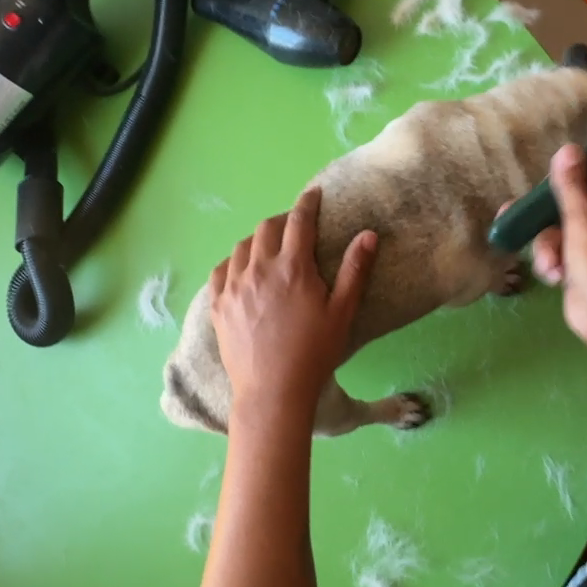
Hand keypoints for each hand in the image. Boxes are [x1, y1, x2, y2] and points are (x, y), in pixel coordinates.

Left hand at [208, 187, 376, 429]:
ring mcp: (234, 286)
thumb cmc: (314, 353)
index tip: (313, 195)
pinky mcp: (218, 305)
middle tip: (294, 228)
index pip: (299, 221)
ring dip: (257, 240)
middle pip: (267, 228)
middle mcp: (259, 268)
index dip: (308, 203)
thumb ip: (354, 270)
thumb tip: (368, 234)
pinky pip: (221, 270)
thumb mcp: (342, 312)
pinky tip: (241, 270)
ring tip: (269, 249)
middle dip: (282, 220)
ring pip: (242, 246)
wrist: (273, 391)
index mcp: (292, 267)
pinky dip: (233, 262)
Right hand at [530, 143, 586, 348]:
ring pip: (553, 232)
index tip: (538, 189)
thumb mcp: (581, 219)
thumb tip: (569, 147)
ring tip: (553, 267)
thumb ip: (570, 185)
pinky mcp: (579, 267)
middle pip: (561, 205)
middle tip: (511, 216)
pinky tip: (555, 278)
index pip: (584, 175)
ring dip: (546, 249)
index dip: (560, 180)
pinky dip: (551, 264)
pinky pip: (555, 255)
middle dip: (541, 220)